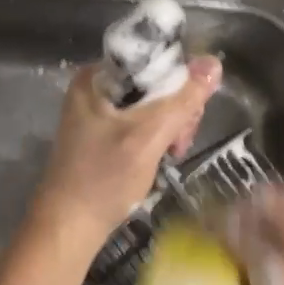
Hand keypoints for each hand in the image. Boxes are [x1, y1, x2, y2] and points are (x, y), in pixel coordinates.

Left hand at [30, 56, 220, 246]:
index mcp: (97, 76)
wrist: (69, 225)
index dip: (180, 80)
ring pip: (151, 105)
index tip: (191, 113)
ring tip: (171, 153)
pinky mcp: (101, 134)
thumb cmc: (104, 179)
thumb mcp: (149, 136)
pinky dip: (156, 138)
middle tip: (178, 142)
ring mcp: (97, 112)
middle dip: (177, 110)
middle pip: (154, 81)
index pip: (153, 58)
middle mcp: (95, 87)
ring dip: (170, 127)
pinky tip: (161, 157)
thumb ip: (182, 100)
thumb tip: (214, 63)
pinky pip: (140, 123)